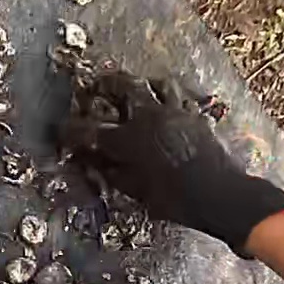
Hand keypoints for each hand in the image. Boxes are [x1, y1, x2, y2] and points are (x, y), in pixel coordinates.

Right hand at [65, 71, 283, 255]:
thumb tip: (93, 159)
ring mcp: (176, 112)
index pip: (91, 130)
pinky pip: (178, 97)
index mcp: (130, 138)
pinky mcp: (194, 115)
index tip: (61, 132)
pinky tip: (163, 107)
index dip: (72, 131)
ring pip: (156, 84)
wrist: (222, 196)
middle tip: (96, 86)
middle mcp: (151, 117)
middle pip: (125, 86)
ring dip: (141, 85)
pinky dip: (166, 97)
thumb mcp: (135, 190)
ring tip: (134, 90)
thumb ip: (111, 171)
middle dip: (106, 84)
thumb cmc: (174, 199)